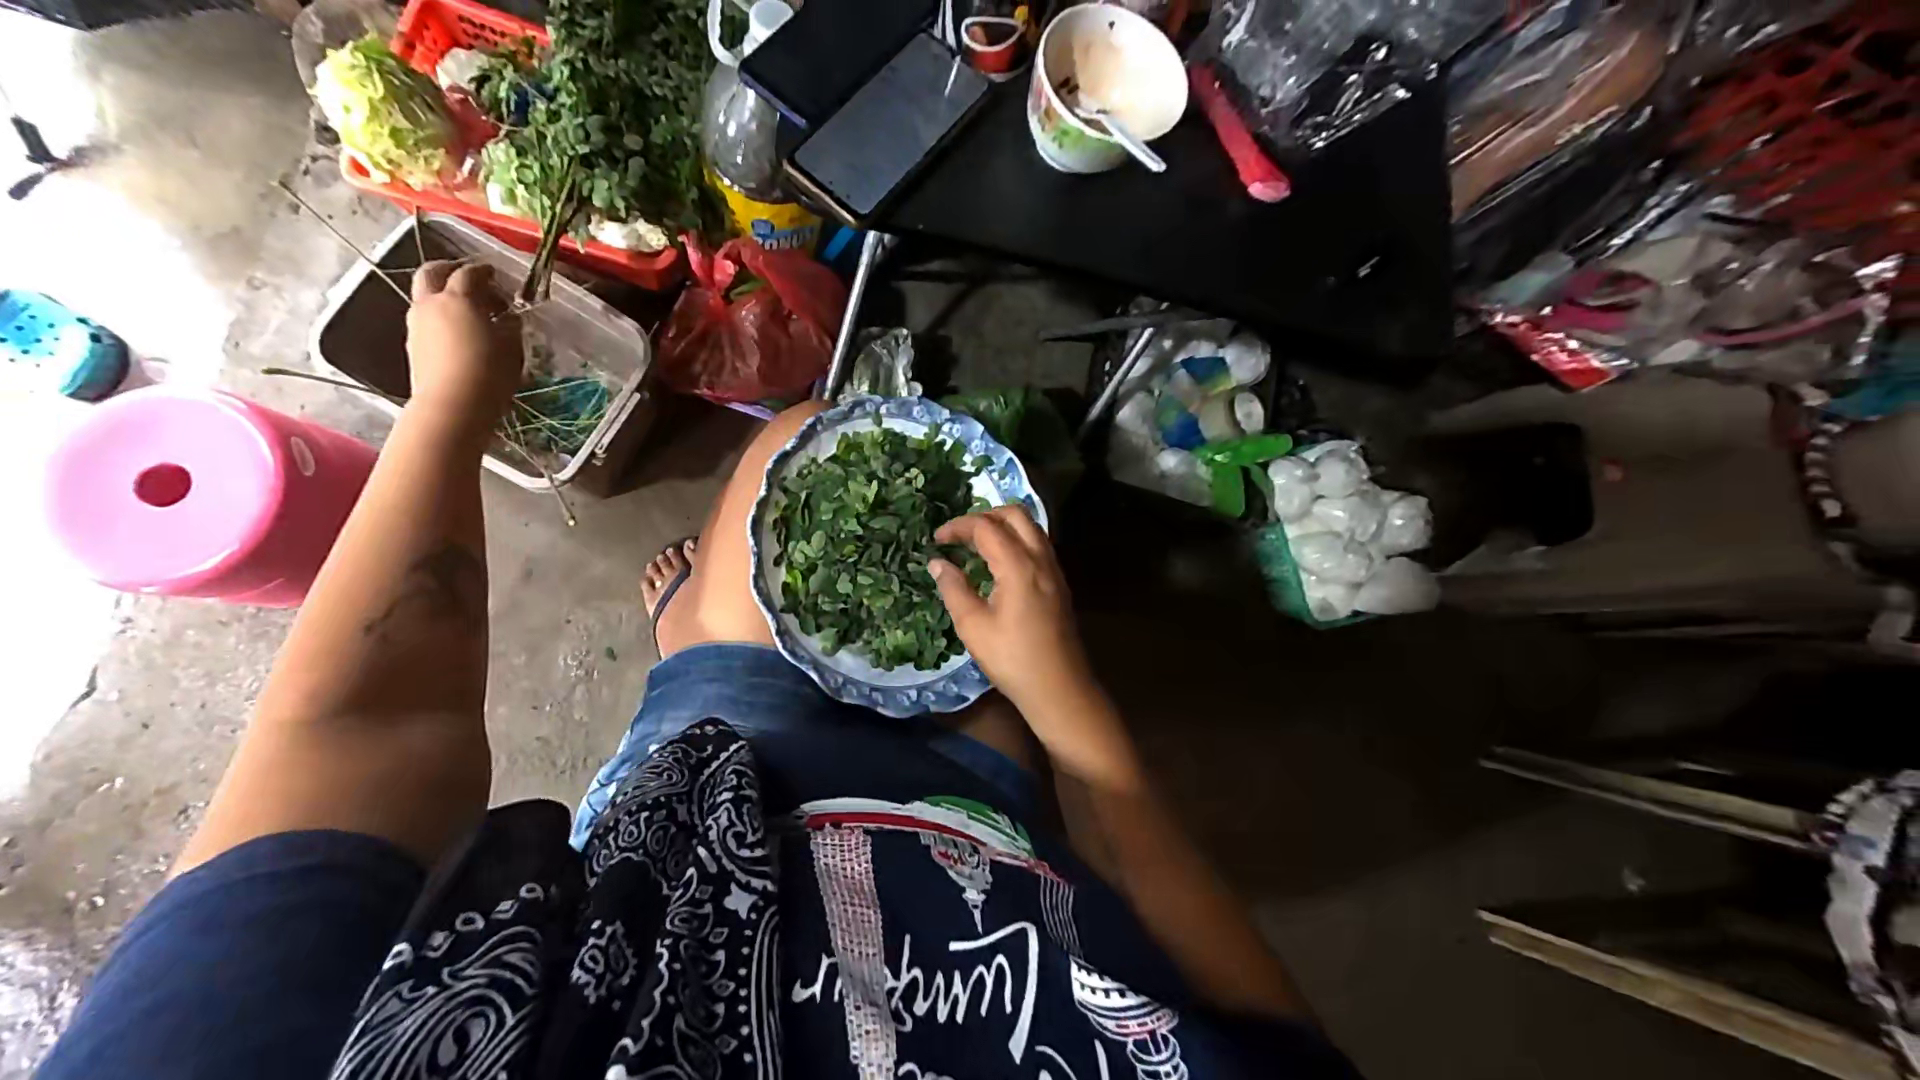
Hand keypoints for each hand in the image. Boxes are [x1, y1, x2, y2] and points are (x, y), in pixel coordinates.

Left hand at [405, 261, 521, 432]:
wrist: (452, 405)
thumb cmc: (489, 374)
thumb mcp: (512, 348)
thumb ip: (509, 326)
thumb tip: (507, 318)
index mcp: (458, 299)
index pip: (469, 273)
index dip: (483, 270)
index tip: (495, 274)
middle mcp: (431, 303)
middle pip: (432, 272)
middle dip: (450, 270)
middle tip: (470, 278)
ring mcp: (417, 323)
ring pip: (426, 295)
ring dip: (445, 295)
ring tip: (469, 311)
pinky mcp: (414, 343)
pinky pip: (427, 318)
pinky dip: (441, 315)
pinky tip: (460, 332)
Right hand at [929, 505, 1093, 714]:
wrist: (1059, 688)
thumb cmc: (1012, 659)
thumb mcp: (973, 626)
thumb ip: (953, 588)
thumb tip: (938, 563)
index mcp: (1019, 565)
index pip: (986, 527)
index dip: (958, 527)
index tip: (937, 539)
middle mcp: (1041, 559)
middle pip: (1015, 514)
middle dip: (984, 516)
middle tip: (960, 535)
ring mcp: (1054, 570)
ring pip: (1031, 528)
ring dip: (1003, 526)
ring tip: (976, 546)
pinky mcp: (1058, 584)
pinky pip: (1038, 545)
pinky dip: (1016, 541)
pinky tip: (999, 565)